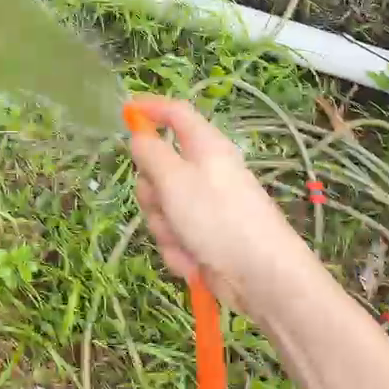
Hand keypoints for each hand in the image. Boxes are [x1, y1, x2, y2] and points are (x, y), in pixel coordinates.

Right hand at [126, 95, 318, 313]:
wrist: (262, 279)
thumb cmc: (218, 218)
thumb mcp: (174, 178)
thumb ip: (150, 153)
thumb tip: (138, 136)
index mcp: (205, 147)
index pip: (176, 114)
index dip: (151, 109)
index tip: (126, 113)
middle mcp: (205, 173)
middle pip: (159, 168)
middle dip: (152, 191)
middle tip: (162, 202)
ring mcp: (204, 207)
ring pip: (162, 206)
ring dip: (165, 226)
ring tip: (184, 241)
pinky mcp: (203, 238)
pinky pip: (174, 235)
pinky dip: (179, 249)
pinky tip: (194, 261)